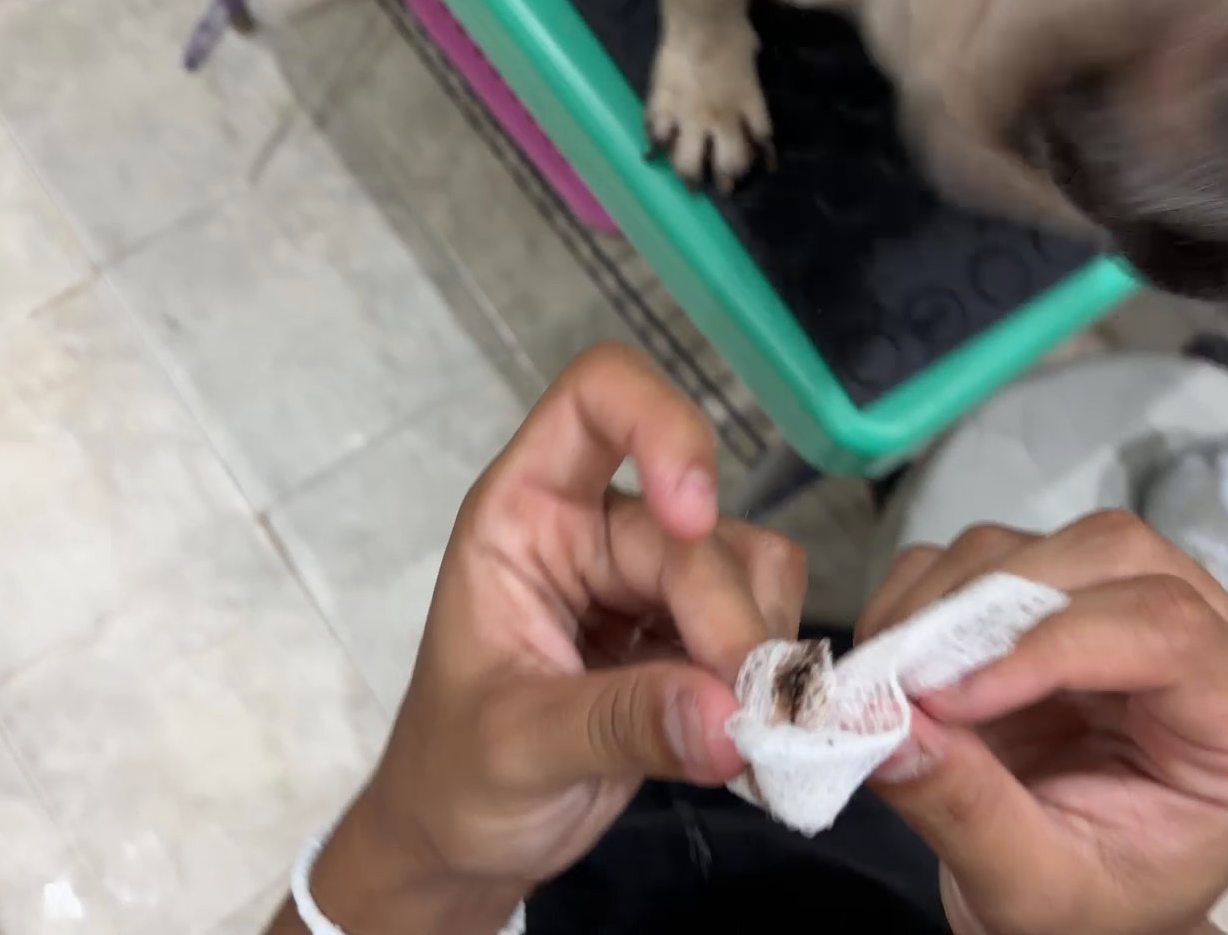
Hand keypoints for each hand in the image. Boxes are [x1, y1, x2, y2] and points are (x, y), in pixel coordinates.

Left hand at [290, 345, 805, 932]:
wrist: (467, 830)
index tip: (691, 517)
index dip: (657, 424)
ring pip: (747, 562)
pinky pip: (763, 613)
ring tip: (737, 731)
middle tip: (747, 719)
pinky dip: (771, 668)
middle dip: (727, 619)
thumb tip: (734, 719)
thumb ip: (619, 727)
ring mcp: (645, 571)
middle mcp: (592, 523)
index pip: (596, 396)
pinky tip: (743, 729)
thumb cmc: (456, 772)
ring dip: (760, 645)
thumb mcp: (514, 746)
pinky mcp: (687, 621)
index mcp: (525, 512)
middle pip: (694, 522)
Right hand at [859, 512, 1227, 934]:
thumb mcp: (1033, 889)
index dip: (1044, 646)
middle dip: (993, 599)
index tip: (942, 700)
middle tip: (911, 670)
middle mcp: (1195, 642)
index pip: (1167, 630)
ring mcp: (1108, 604)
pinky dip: (914, 592)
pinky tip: (893, 653)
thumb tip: (878, 722)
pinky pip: (967, 554)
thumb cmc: (1082, 904)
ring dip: (938, 597)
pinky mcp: (1038, 593)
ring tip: (890, 672)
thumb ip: (966, 812)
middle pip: (1110, 552)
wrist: (1062, 890)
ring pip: (1027, 543)